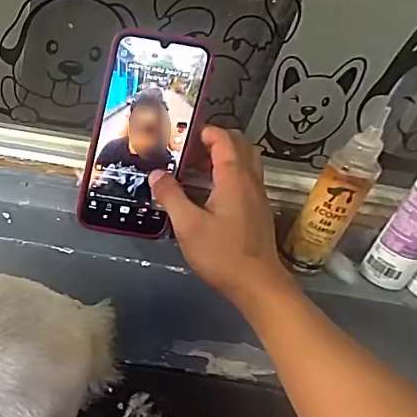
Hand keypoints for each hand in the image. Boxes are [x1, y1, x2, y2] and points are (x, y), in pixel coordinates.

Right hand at [149, 126, 298, 311]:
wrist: (257, 283)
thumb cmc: (222, 253)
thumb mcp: (188, 225)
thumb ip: (171, 196)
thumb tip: (156, 174)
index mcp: (234, 178)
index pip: (224, 140)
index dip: (206, 132)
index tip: (186, 135)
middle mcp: (250, 180)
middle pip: (241, 145)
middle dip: (219, 139)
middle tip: (193, 147)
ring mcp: (258, 195)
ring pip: (248, 161)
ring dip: (228, 155)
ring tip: (202, 166)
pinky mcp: (259, 210)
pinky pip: (249, 178)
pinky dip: (233, 172)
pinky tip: (214, 190)